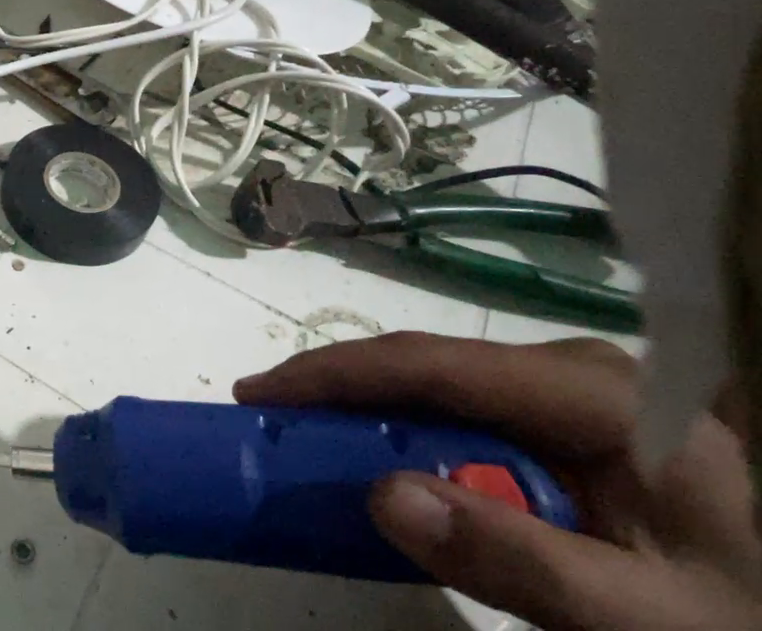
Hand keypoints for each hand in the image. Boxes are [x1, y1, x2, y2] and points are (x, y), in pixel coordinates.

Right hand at [234, 332, 761, 630]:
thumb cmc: (736, 616)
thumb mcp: (640, 617)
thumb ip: (522, 561)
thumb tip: (380, 494)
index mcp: (594, 393)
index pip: (429, 363)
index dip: (331, 374)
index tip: (255, 396)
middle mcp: (570, 370)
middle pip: (420, 368)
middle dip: (336, 395)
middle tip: (268, 425)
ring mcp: (565, 391)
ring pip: (432, 389)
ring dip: (363, 417)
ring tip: (302, 438)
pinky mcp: (559, 419)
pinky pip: (458, 415)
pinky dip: (403, 437)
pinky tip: (376, 458)